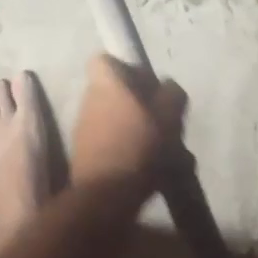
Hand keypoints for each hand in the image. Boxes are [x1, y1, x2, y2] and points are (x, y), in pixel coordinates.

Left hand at [68, 54, 186, 189]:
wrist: (105, 197)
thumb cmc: (138, 146)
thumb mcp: (167, 117)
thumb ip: (171, 95)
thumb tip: (168, 86)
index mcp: (105, 82)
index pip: (105, 59)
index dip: (126, 69)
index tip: (148, 87)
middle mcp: (90, 99)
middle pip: (117, 93)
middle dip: (142, 108)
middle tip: (167, 126)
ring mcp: (85, 128)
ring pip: (120, 122)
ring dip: (142, 134)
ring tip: (172, 157)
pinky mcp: (87, 156)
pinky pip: (115, 146)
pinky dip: (133, 155)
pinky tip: (157, 174)